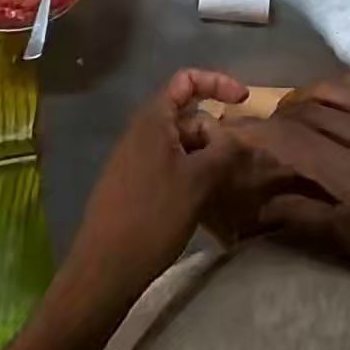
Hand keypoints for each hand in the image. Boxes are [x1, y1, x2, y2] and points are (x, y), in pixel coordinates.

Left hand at [63, 69, 248, 299]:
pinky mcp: (134, 185)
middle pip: (189, 117)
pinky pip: (171, 168)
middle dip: (217, 135)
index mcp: (154, 119)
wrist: (105, 269)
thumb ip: (225, 151)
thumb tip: (241, 139)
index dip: (218, 83)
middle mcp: (142, 132)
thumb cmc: (153, 215)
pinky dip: (193, 178)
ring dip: (208, 160)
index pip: (187, 80)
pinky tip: (208, 208)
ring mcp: (136, 160)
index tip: (244, 101)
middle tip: (237, 165)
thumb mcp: (199, 180)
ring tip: (228, 189)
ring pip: (183, 146)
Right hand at [229, 70, 349, 305]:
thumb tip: (260, 205)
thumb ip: (303, 214)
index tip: (229, 129)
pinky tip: (322, 105)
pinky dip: (329, 90)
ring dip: (300, 100)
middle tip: (256, 132)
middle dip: (274, 119)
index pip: (293, 142)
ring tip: (289, 118)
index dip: (256, 133)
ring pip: (328, 91)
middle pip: (306, 113)